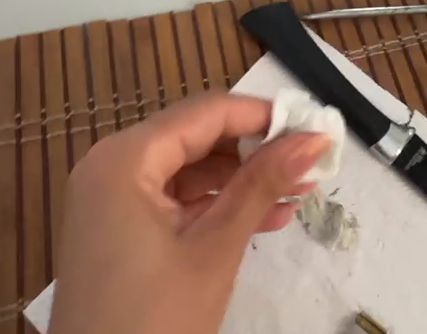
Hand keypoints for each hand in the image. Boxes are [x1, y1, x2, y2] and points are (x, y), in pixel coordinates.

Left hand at [47, 93, 331, 333]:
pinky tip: (265, 218)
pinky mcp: (118, 229)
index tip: (313, 126)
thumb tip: (315, 139)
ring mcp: (111, 198)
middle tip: (310, 163)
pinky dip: (215, 207)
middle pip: (198, 137)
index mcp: (124, 158)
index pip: (206, 113)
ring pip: (190, 169)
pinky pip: (174, 199)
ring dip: (242, 181)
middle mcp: (111, 165)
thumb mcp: (214, 249)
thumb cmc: (154, 322)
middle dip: (256, 152)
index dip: (263, 116)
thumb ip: (263, 184)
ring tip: (297, 193)